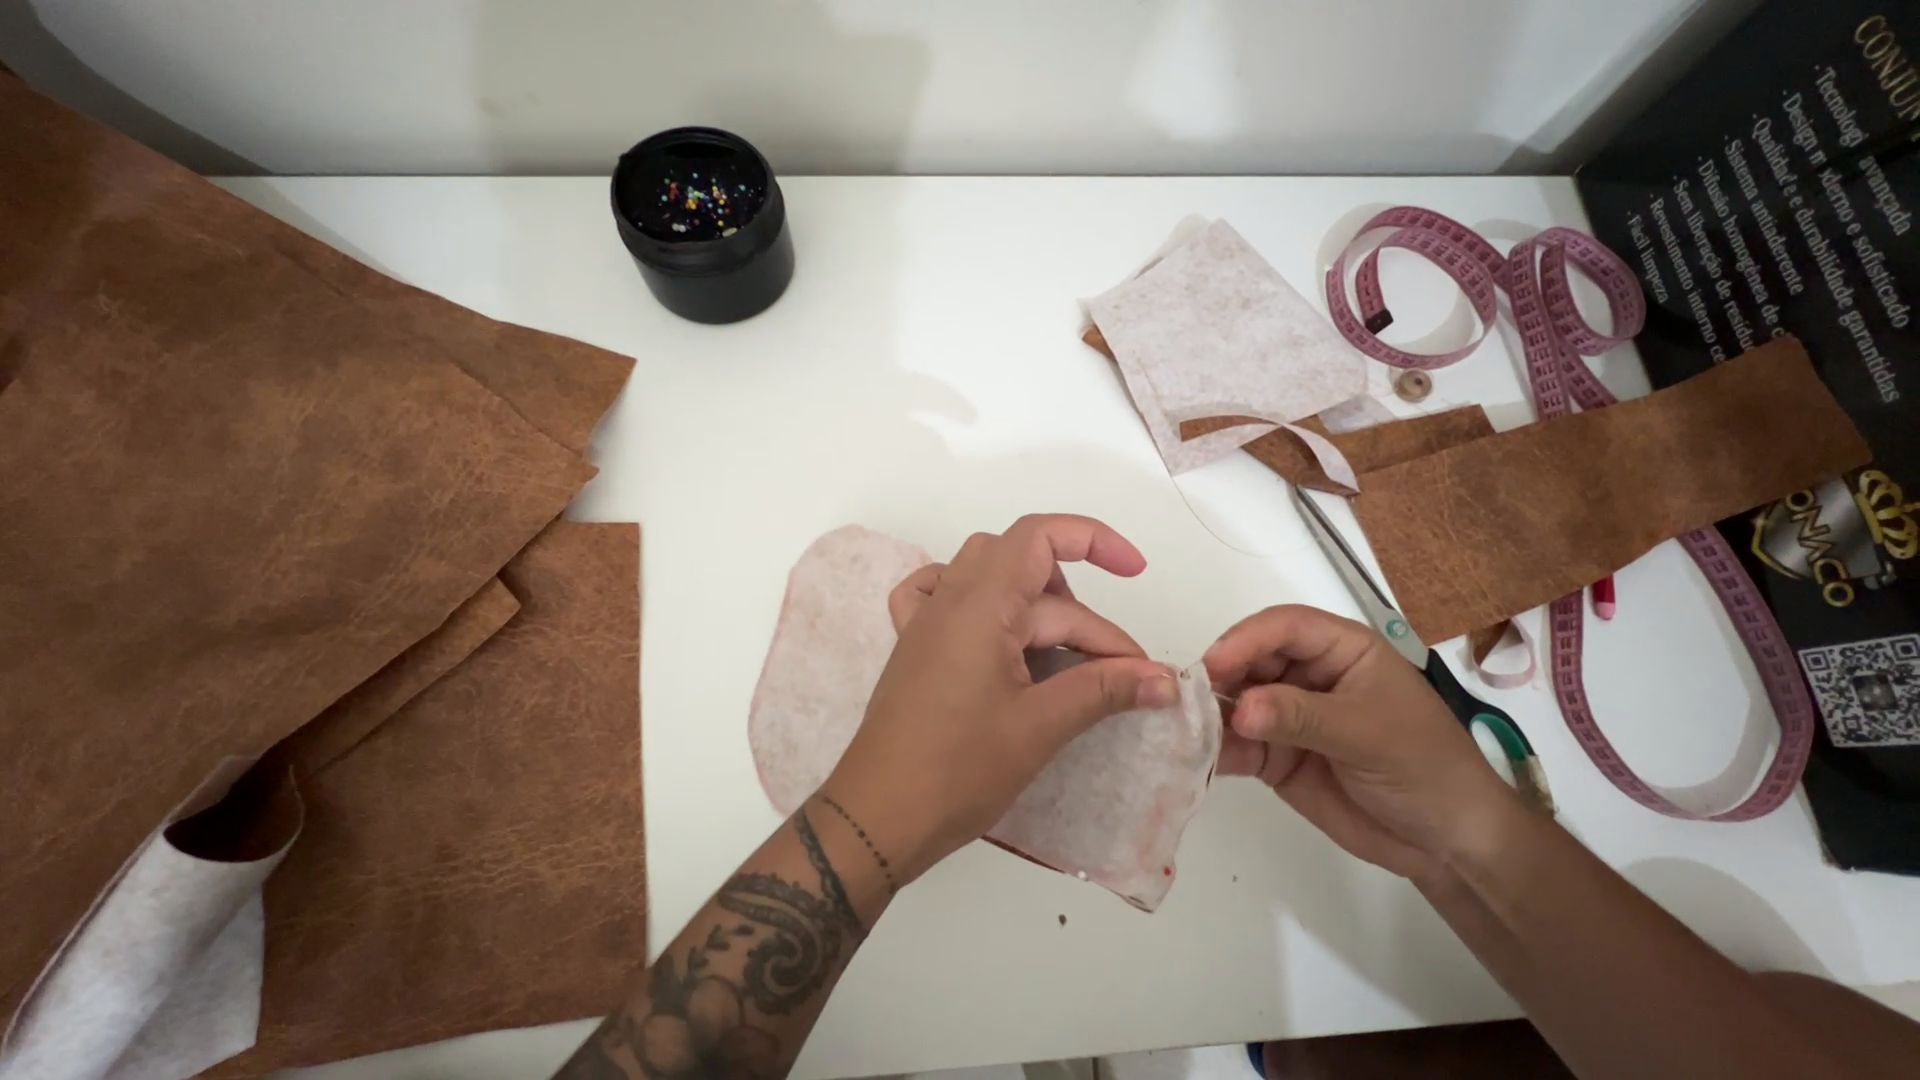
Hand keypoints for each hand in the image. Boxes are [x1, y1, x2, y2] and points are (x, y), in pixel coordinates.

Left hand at [821, 514, 1178, 885]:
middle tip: (1117, 675)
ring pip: (993, 583)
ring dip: (1039, 610)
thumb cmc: (958, 770)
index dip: (1094, 540)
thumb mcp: (1040, 727)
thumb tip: (1163, 680)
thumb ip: (1104, 691)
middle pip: (1029, 576)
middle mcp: (949, 599)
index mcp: (979, 604)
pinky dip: (981, 603)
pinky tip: (999, 632)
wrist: (878, 816)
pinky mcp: (915, 648)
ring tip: (1068, 659)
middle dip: (1081, 619)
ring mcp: (926, 622)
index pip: (1039, 537)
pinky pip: (945, 598)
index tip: (1136, 573)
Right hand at [1204, 605, 1519, 881]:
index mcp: (1341, 650)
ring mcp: (1288, 716)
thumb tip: (1239, 709)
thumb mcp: (1368, 735)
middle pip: (1250, 659)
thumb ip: (1301, 717)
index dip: (1247, 639)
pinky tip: (1190, 756)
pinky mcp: (1274, 756)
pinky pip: (1235, 745)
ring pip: (1235, 701)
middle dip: (1220, 676)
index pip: (1285, 627)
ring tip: (1179, 728)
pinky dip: (1213, 750)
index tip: (1215, 665)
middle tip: (1187, 701)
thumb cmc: (1424, 767)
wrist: (1447, 843)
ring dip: (1208, 713)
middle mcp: (1308, 675)